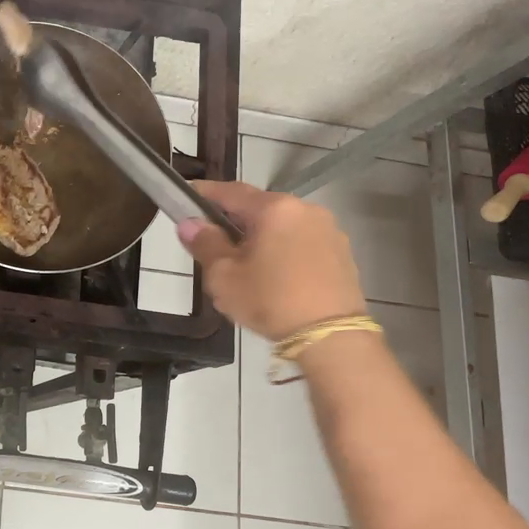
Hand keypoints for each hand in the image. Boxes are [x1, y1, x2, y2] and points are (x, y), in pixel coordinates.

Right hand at [178, 180, 367, 341]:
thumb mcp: (224, 276)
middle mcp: (305, 209)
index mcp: (274, 209)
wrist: (331, 336)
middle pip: (260, 208)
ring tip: (246, 263)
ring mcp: (329, 229)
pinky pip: (302, 241)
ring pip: (283, 225)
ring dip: (262, 236)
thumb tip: (189, 224)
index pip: (231, 191)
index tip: (187, 195)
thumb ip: (205, 244)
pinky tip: (275, 275)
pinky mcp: (342, 251)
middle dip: (235, 220)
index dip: (205, 192)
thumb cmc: (270, 301)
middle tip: (214, 241)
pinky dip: (284, 250)